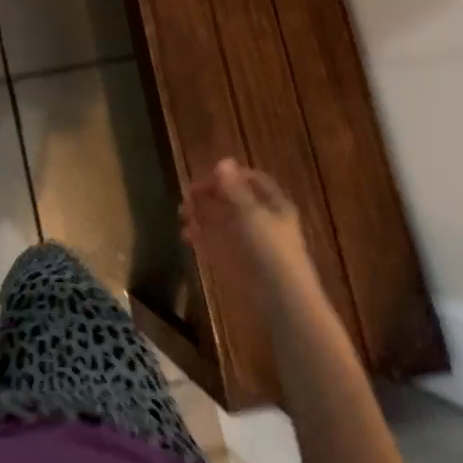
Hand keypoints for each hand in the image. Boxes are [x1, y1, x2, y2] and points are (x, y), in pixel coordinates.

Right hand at [181, 158, 313, 284]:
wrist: (280, 300)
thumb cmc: (270, 250)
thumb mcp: (251, 213)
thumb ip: (233, 188)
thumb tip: (222, 161)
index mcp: (274, 205)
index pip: (251, 181)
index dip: (229, 176)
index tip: (205, 179)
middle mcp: (262, 220)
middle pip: (233, 199)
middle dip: (209, 195)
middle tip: (187, 197)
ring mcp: (248, 242)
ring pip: (221, 221)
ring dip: (201, 215)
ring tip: (182, 215)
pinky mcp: (237, 262)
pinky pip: (216, 243)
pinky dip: (201, 237)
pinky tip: (186, 235)